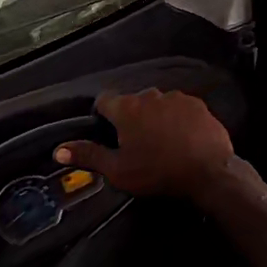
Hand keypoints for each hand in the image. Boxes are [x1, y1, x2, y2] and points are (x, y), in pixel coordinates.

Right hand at [54, 89, 235, 201]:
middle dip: (131, 119)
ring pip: (157, 105)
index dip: (102, 115)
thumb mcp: (118, 171)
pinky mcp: (197, 104)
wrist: (209, 171)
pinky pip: (180, 108)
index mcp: (126, 108)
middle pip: (132, 103)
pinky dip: (178, 120)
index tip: (108, 133)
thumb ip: (88, 156)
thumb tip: (57, 150)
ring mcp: (175, 97)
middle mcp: (148, 95)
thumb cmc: (157, 172)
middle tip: (137, 145)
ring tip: (162, 143)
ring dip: (155, 118)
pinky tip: (183, 139)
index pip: (103, 100)